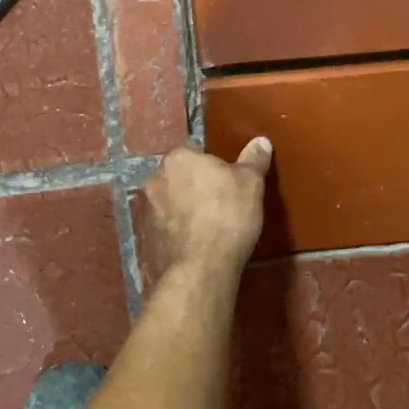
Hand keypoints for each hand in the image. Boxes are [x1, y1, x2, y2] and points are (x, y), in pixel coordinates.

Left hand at [142, 139, 272, 275]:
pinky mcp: (148, 237)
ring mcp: (148, 209)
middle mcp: (156, 178)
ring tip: (209, 224)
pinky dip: (179, 230)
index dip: (213, 165)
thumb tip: (261, 141)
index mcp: (177, 158)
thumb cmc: (227, 214)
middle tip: (221, 200)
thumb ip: (254, 159)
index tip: (228, 180)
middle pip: (180, 175)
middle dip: (196, 185)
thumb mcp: (251, 183)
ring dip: (185, 208)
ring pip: (171, 201)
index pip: (195, 152)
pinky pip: (167, 226)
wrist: (203, 267)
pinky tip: (197, 242)